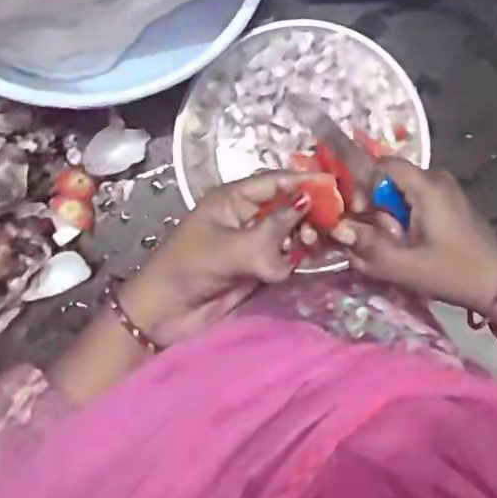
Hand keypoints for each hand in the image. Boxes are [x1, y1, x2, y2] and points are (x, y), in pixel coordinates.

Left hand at [118, 171, 318, 345]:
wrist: (163, 317)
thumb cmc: (190, 269)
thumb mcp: (234, 246)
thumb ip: (275, 227)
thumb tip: (307, 200)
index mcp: (233, 199)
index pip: (276, 181)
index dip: (304, 180)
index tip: (333, 185)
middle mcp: (246, 215)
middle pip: (287, 204)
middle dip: (307, 210)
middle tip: (329, 221)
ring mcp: (252, 241)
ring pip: (289, 231)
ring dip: (302, 235)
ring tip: (310, 244)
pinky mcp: (256, 267)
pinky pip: (284, 256)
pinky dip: (293, 258)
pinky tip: (301, 260)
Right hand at [330, 159, 496, 311]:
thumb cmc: (454, 272)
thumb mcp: (406, 267)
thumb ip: (369, 248)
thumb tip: (339, 231)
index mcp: (427, 186)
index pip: (383, 164)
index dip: (363, 184)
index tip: (359, 213)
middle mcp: (436, 178)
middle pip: (391, 178)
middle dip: (376, 204)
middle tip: (375, 235)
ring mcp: (445, 188)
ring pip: (402, 189)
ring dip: (390, 213)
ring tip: (393, 243)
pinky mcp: (449, 201)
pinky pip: (416, 197)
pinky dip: (405, 215)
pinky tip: (409, 242)